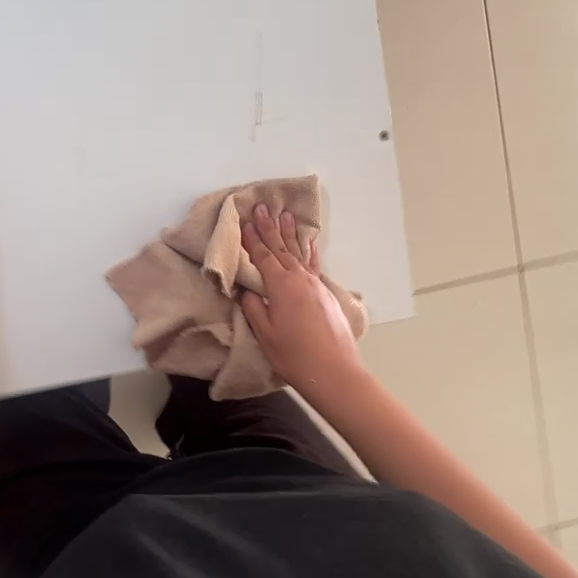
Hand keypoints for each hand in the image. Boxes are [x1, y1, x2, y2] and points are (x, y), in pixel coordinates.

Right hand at [239, 203, 363, 392]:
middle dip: (269, 228)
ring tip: (285, 214)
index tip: (245, 221)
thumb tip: (246, 289)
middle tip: (262, 206)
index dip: (252, 239)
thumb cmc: (293, 355)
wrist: (333, 371)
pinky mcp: (326, 294)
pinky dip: (309, 251)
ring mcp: (316, 285)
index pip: (262, 257)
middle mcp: (299, 279)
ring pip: (298, 253)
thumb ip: (254, 307)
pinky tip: (309, 243)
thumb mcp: (265, 334)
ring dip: (290, 234)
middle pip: (281, 248)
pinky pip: (314, 265)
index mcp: (280, 286)